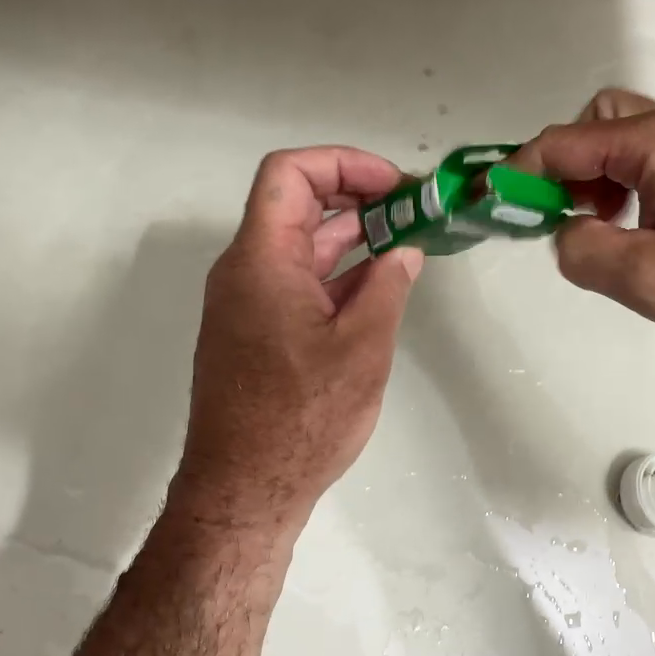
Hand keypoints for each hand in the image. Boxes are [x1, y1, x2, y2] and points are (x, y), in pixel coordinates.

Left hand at [175, 147, 424, 530]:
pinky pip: (296, 279)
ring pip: (299, 243)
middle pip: (296, 203)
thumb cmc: (301, 418)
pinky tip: (380, 283)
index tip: (393, 185)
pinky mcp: (255, 330)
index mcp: (261, 259)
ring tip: (407, 239)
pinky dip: (337, 271)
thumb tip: (405, 250)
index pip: (289, 173)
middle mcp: (245, 269)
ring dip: (351, 234)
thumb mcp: (361, 347)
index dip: (342, 163)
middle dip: (356, 195)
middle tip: (411, 208)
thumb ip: (387, 286)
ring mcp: (247, 301)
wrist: (243, 492)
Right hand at [510, 89, 654, 359]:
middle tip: (561, 215)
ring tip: (603, 235)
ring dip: (600, 181)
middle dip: (565, 165)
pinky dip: (634, 191)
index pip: (564, 142)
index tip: (489, 201)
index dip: (517, 171)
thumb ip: (587, 253)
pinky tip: (650, 239)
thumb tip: (565, 234)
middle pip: (600, 123)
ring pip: (633, 146)